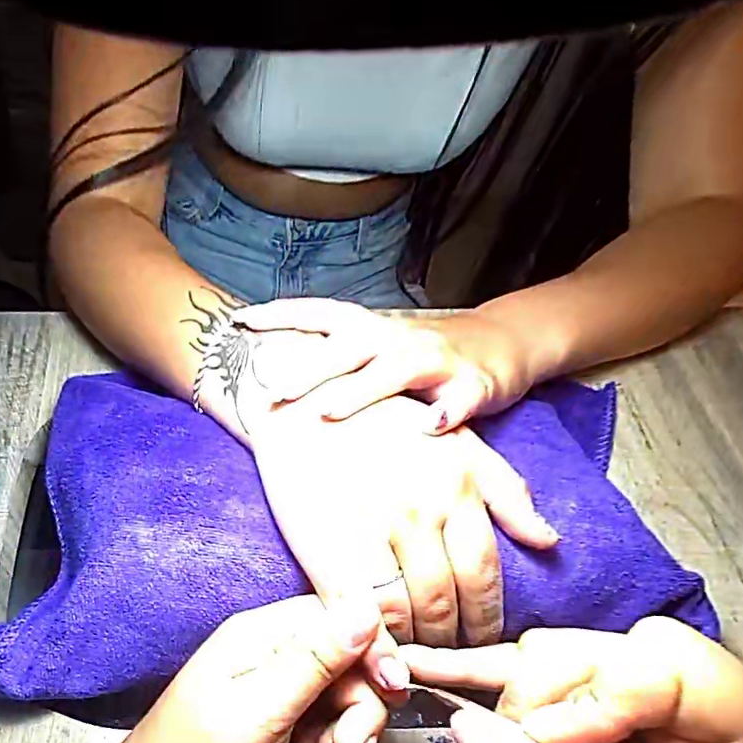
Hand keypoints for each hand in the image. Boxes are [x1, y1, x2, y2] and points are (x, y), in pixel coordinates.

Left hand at [85, 596, 382, 742]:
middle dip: (360, 703)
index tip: (392, 686)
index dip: (371, 648)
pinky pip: (327, 719)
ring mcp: (274, 687)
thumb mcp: (259, 711)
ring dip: (349, 729)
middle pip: (346, 658)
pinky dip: (332, 742)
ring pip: (342, 692)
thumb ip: (314, 661)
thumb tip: (364, 607)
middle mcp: (268, 652)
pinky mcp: (280, 719)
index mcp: (257, 634)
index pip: (336, 616)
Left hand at [239, 298, 551, 432]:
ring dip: (361, 390)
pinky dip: (446, 413)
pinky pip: (459, 400)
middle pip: (348, 348)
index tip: (240, 320)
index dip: (279, 314)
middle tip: (274, 392)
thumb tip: (267, 376)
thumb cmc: (417, 352)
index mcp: (367, 328)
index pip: (317, 314)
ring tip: (328, 412)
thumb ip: (329, 359)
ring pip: (396, 370)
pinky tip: (428, 428)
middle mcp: (396, 338)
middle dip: (310, 368)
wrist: (502, 341)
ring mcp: (435, 359)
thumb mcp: (371, 347)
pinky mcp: (473, 384)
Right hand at [250, 393, 558, 659]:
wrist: (298, 406)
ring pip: (406, 610)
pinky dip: (373, 645)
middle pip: (447, 599)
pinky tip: (383, 666)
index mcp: (454, 488)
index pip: (484, 574)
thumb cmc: (376, 422)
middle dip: (451, 637)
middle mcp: (419, 513)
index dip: (485, 617)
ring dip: (414, 644)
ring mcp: (370, 532)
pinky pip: (357, 609)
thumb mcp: (455, 441)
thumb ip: (505, 491)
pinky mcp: (326, 547)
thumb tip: (549, 542)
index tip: (477, 636)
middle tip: (445, 654)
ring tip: (413, 659)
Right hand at [400, 617, 742, 742]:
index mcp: (740, 730)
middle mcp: (685, 688)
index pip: (663, 666)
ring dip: (510, 693)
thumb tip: (467, 724)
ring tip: (506, 740)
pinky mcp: (570, 680)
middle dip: (543, 699)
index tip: (556, 742)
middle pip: (593, 649)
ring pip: (546, 648)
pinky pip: (512, 661)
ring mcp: (622, 677)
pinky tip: (426, 667)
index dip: (599, 696)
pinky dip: (467, 668)